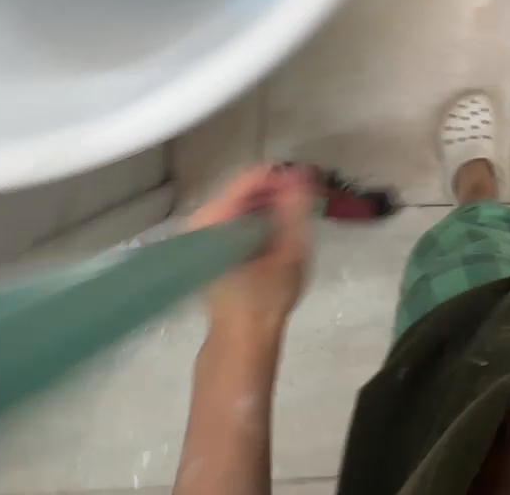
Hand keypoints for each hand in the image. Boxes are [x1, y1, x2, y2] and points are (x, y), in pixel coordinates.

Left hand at [185, 166, 314, 346]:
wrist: (242, 337)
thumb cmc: (268, 296)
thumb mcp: (291, 250)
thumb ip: (295, 208)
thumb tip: (301, 173)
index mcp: (217, 219)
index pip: (252, 178)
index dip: (284, 178)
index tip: (310, 186)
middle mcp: (202, 221)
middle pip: (246, 188)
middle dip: (277, 191)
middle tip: (305, 205)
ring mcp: (200, 233)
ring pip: (242, 201)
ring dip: (270, 205)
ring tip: (295, 218)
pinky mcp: (206, 245)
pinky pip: (235, 216)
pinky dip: (258, 218)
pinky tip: (276, 232)